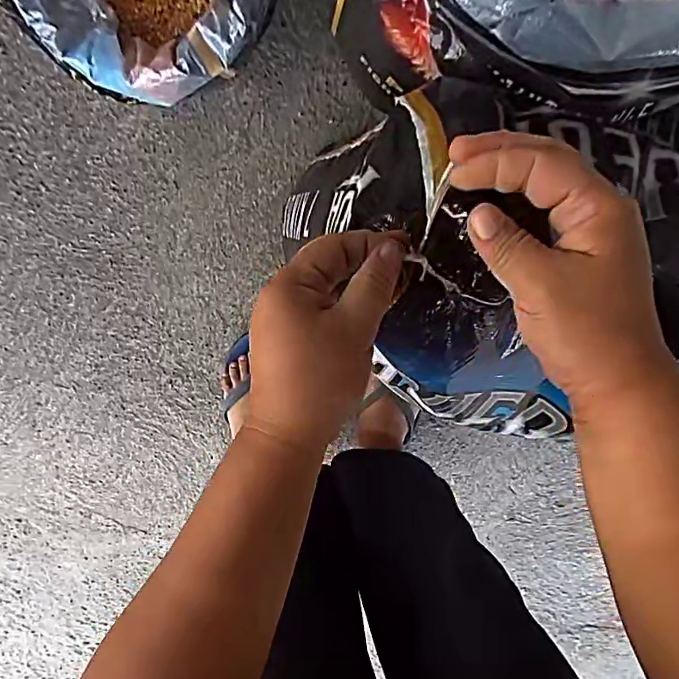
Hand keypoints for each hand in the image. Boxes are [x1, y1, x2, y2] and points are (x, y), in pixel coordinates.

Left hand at [243, 230, 405, 453]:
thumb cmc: (314, 388)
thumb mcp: (355, 328)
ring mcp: (279, 323)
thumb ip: (374, 285)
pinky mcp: (287, 345)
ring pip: (325, 294)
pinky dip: (343, 315)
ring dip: (356, 293)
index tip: (401, 248)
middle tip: (399, 274)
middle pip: (327, 268)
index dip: (371, 243)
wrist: (288, 435)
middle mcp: (277, 300)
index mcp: (288, 286)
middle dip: (366, 268)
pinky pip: (318, 317)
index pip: (334, 246)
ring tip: (386, 299)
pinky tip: (363, 326)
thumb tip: (388, 252)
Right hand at [448, 131, 677, 412]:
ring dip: (509, 174)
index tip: (453, 170)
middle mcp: (601, 211)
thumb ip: (506, 246)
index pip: (542, 163)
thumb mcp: (540, 288)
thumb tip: (477, 215)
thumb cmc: (587, 337)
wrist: (620, 383)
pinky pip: (549, 216)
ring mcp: (595, 233)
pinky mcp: (585, 256)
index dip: (495, 160)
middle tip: (456, 153)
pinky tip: (496, 207)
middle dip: (502, 153)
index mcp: (598, 208)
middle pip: (549, 163)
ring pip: (549, 187)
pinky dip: (518, 206)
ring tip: (470, 168)